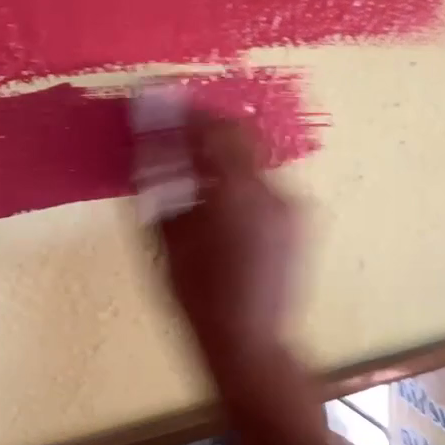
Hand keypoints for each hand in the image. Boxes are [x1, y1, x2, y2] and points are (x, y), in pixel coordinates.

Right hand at [155, 108, 301, 358]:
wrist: (250, 343)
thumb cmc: (196, 296)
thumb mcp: (164, 237)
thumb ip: (158, 181)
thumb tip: (145, 142)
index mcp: (236, 192)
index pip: (213, 127)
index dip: (185, 108)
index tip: (159, 101)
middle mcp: (273, 191)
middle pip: (239, 135)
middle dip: (204, 125)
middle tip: (173, 127)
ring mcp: (292, 207)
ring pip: (252, 160)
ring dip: (220, 155)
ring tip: (189, 168)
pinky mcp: (299, 223)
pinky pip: (264, 185)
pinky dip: (237, 180)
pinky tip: (215, 201)